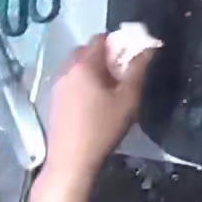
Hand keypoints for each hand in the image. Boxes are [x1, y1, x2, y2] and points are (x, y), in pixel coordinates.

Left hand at [41, 37, 151, 185]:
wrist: (70, 163)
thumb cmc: (102, 128)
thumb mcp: (128, 99)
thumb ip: (138, 69)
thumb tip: (148, 49)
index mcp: (84, 64)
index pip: (100, 38)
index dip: (116, 42)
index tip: (129, 55)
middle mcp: (66, 69)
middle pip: (86, 50)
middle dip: (103, 55)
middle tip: (120, 71)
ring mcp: (56, 85)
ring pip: (76, 66)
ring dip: (91, 69)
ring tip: (107, 88)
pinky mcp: (52, 101)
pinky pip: (69, 80)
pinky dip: (81, 82)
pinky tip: (91, 102)